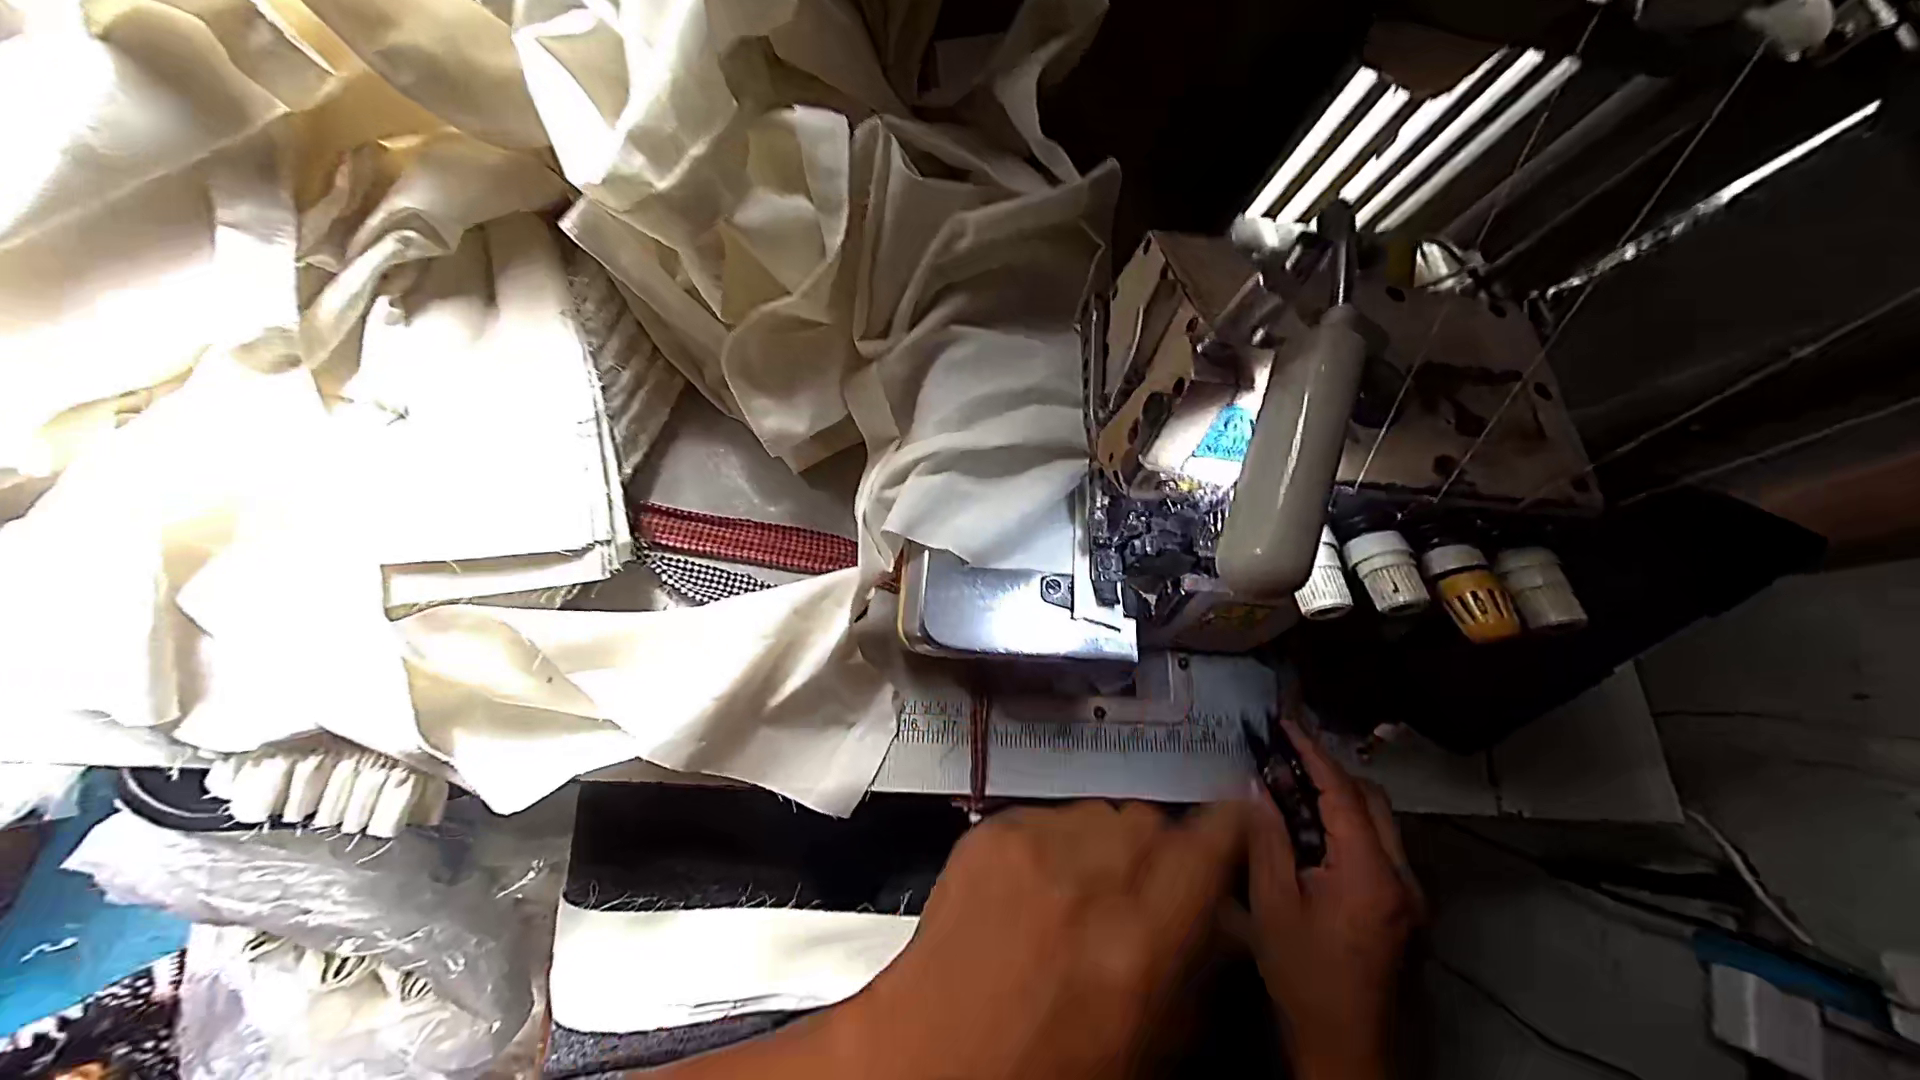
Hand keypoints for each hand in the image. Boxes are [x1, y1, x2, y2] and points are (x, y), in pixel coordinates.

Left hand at [835, 800, 1246, 1079]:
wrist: (936, 1053)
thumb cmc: (1046, 1066)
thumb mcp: (1146, 1040)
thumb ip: (1195, 968)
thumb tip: (1224, 915)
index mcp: (1136, 941)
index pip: (1204, 847)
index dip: (1227, 827)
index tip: (1234, 821)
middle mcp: (1084, 876)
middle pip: (1150, 820)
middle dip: (1157, 848)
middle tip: (1140, 885)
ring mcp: (1031, 845)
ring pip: (1099, 810)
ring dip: (1104, 841)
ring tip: (1083, 886)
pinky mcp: (990, 832)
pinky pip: (1047, 812)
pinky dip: (1055, 839)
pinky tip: (1040, 881)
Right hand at [1248, 719, 1420, 1079]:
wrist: (1349, 1047)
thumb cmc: (1304, 975)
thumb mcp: (1272, 903)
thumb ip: (1267, 838)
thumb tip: (1258, 785)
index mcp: (1371, 874)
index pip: (1343, 794)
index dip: (1311, 753)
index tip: (1285, 724)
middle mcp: (1404, 878)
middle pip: (1372, 800)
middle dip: (1329, 770)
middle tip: (1284, 757)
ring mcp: (1412, 895)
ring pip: (1381, 823)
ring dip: (1340, 798)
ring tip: (1292, 790)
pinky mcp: (1408, 909)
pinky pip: (1381, 847)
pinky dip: (1349, 826)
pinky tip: (1314, 835)